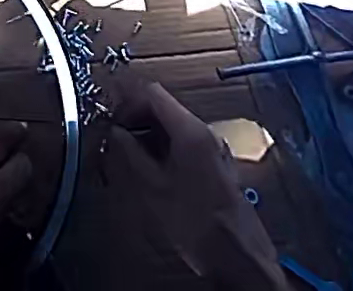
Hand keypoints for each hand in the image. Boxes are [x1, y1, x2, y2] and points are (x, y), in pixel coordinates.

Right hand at [105, 78, 286, 289]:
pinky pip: (187, 138)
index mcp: (190, 130)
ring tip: (132, 148)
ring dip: (151, 128)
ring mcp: (215, 146)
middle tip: (118, 130)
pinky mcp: (218, 161)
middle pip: (165, 104)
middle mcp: (205, 131)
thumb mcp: (154, 186)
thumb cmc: (195, 222)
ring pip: (175, 121)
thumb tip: (116, 132)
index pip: (153, 93)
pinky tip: (154, 163)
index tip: (113, 115)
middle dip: (138, 113)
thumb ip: (131, 152)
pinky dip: (166, 141)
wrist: (239, 259)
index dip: (128, 99)